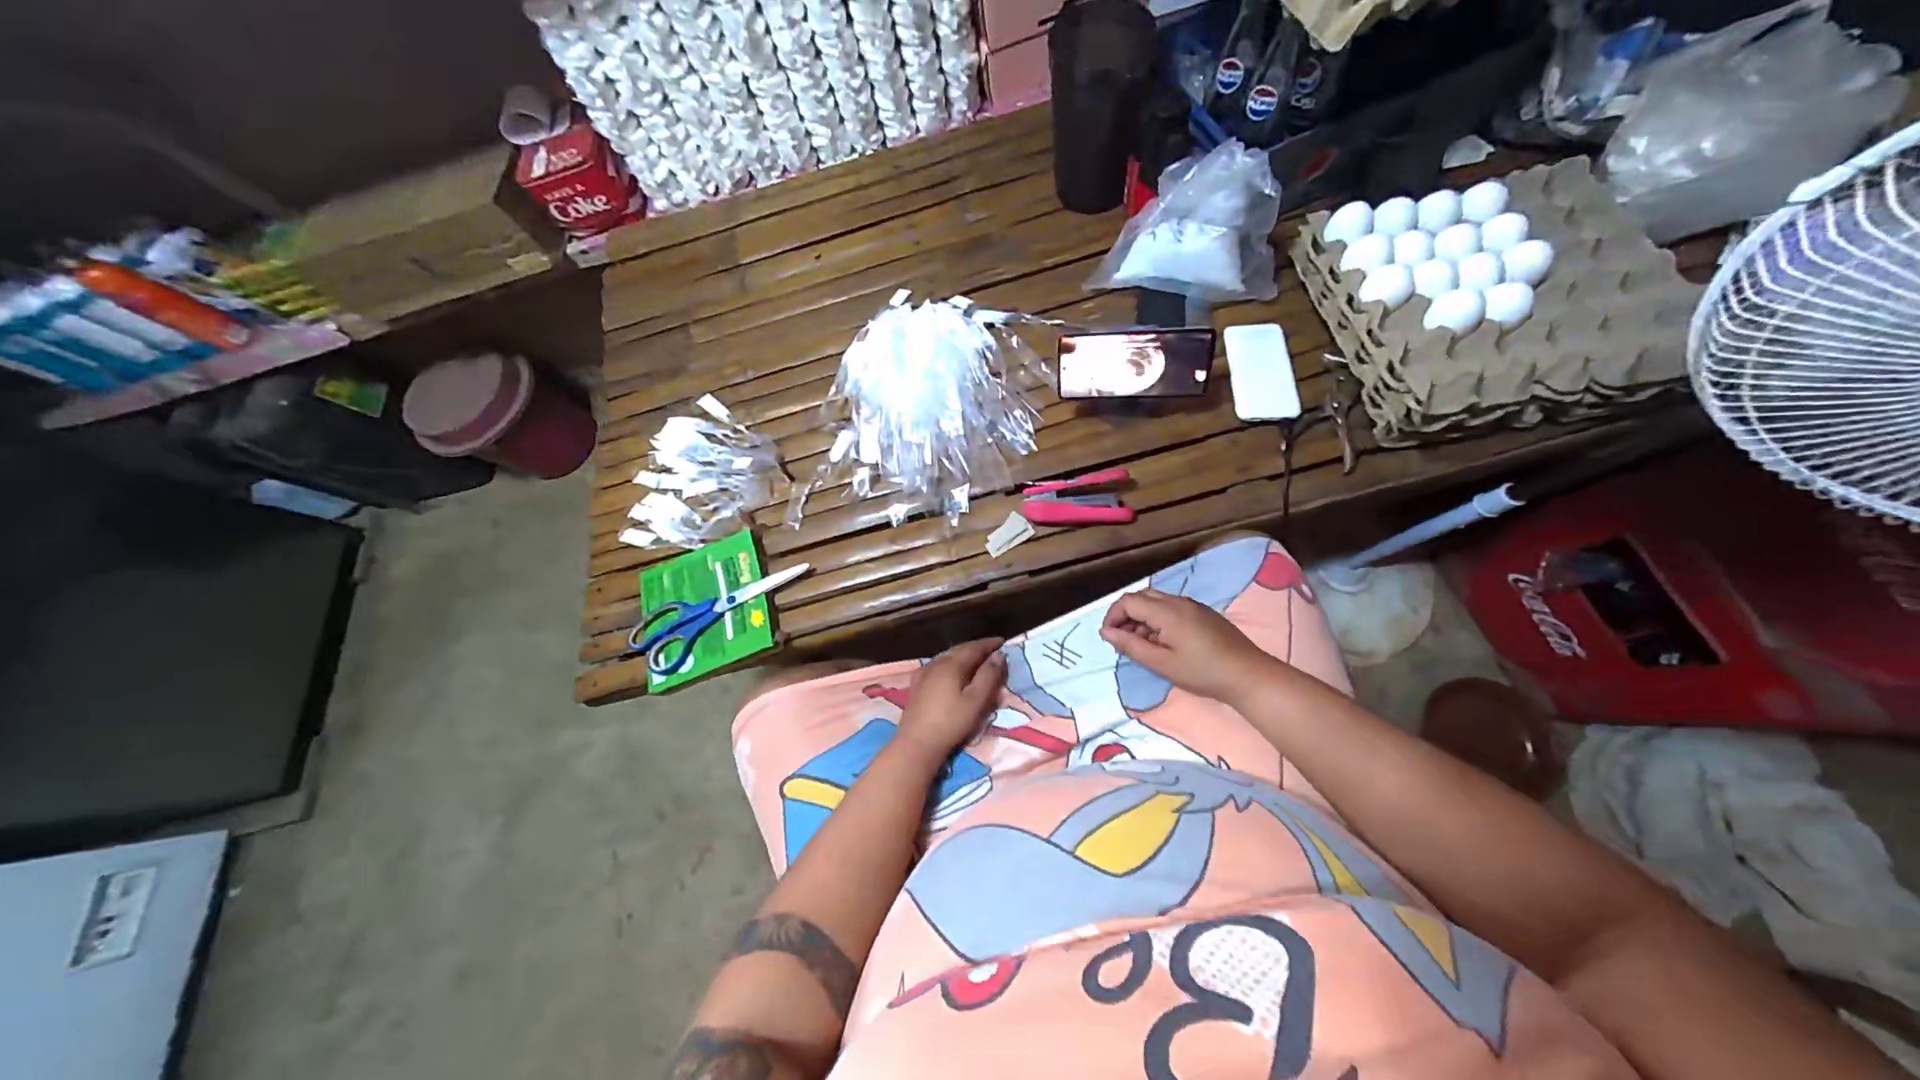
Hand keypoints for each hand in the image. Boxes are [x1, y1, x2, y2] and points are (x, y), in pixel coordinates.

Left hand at [896, 638, 1006, 761]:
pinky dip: (950, 664)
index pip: (974, 647)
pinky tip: (950, 672)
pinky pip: (937, 666)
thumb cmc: (951, 723)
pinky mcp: (916, 685)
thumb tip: (998, 655)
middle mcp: (936, 663)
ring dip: (962, 656)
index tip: (1002, 641)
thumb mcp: (976, 701)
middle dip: (976, 648)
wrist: (917, 743)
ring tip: (975, 661)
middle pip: (959, 649)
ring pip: (947, 657)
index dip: (989, 644)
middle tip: (991, 650)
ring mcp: (923, 673)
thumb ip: (988, 676)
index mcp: (951, 664)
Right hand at [1099, 589, 1279, 705]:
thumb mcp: (1162, 663)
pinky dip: (1158, 618)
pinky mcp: (1203, 613)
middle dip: (1126, 615)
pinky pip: (1172, 607)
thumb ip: (1131, 646)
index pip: (1128, 601)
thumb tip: (1106, 632)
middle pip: (1142, 597)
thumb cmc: (1202, 672)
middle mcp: (1179, 601)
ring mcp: (1193, 605)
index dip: (1113, 616)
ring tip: (1142, 644)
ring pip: (1157, 601)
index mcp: (1167, 611)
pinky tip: (1164, 641)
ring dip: (1142, 617)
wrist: (1248, 675)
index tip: (1110, 638)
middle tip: (1123, 640)